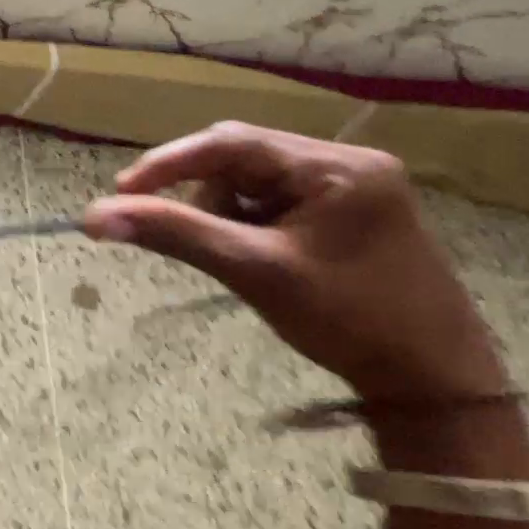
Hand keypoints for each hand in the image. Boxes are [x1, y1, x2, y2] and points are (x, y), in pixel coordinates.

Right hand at [82, 122, 505, 401]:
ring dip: (221, 211)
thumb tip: (93, 216)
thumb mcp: (253, 270)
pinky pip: (270, 200)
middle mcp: (346, 164)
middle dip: (199, 192)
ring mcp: (350, 187)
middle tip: (164, 225)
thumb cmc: (349, 320)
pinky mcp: (345, 213)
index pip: (230, 143)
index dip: (168, 163)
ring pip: (249, 180)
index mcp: (337, 167)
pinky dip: (244, 223)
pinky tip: (251, 255)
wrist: (436, 385)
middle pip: (238, 158)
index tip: (122, 192)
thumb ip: (174, 233)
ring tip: (229, 255)